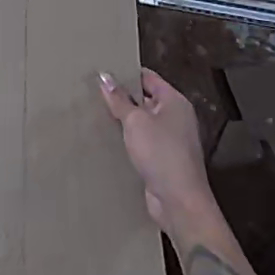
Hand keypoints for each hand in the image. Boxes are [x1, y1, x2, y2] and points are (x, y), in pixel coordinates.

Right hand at [98, 69, 218, 230]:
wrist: (180, 203)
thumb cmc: (160, 153)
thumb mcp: (135, 121)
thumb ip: (118, 98)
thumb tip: (104, 76)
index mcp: (175, 101)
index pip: (148, 77)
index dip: (127, 73)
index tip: (103, 71)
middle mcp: (176, 117)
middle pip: (145, 99)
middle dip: (123, 96)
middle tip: (95, 91)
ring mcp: (172, 140)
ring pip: (143, 122)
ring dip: (125, 120)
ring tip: (98, 112)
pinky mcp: (164, 159)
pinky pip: (143, 141)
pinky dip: (129, 139)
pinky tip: (109, 137)